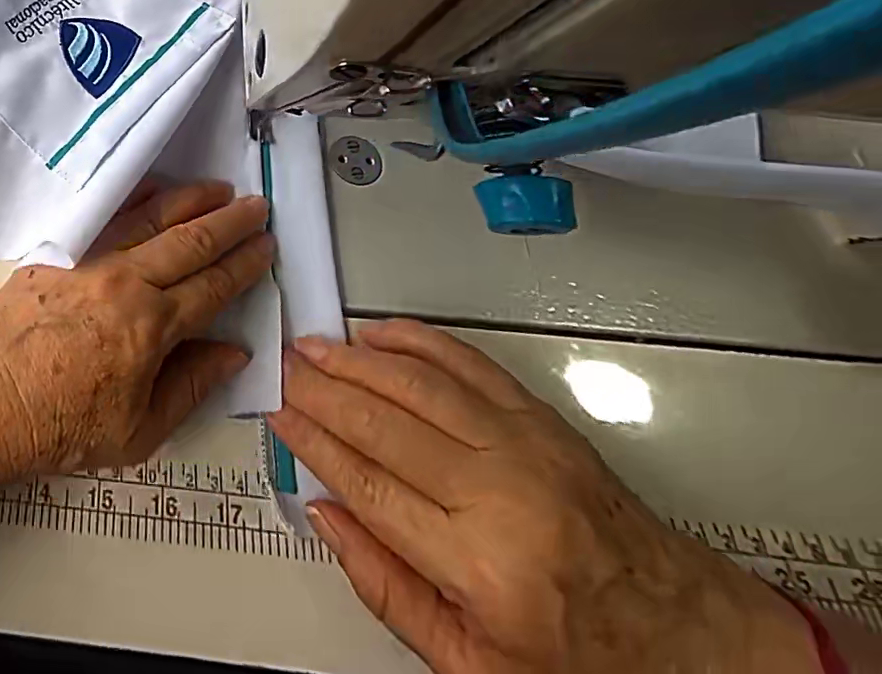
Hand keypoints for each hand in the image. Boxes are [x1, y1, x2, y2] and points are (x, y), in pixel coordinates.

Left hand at [0, 180, 274, 519]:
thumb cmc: (59, 427)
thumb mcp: (138, 431)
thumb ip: (191, 386)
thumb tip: (232, 350)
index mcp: (151, 328)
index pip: (212, 286)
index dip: (244, 264)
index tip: (266, 247)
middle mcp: (123, 283)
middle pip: (187, 242)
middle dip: (228, 222)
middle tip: (255, 206)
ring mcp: (85, 262)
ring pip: (147, 219)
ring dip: (187, 200)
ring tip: (217, 189)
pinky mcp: (53, 254)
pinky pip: (101, 219)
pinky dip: (132, 200)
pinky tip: (150, 190)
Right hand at [267, 320, 817, 673]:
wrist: (699, 645)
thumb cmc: (581, 660)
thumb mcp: (471, 663)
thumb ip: (383, 587)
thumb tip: (321, 511)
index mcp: (480, 569)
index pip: (363, 482)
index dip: (309, 439)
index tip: (275, 411)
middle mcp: (503, 501)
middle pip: (380, 425)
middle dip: (317, 390)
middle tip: (279, 369)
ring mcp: (530, 454)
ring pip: (418, 387)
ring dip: (354, 360)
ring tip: (311, 346)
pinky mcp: (549, 427)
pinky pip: (471, 367)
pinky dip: (419, 342)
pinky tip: (378, 334)